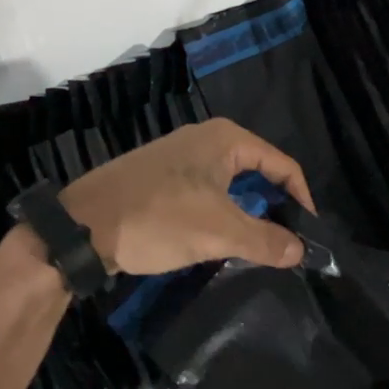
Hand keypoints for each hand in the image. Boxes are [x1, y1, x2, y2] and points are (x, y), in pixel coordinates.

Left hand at [49, 118, 314, 274]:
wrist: (81, 228)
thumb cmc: (157, 219)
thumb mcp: (219, 232)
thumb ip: (265, 240)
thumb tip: (302, 250)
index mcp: (226, 139)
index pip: (282, 164)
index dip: (301, 198)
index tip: (308, 234)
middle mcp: (205, 138)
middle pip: (257, 171)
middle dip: (274, 206)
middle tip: (285, 242)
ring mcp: (179, 155)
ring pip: (230, 183)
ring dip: (246, 212)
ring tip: (256, 246)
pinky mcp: (160, 176)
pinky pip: (206, 190)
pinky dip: (221, 212)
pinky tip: (217, 238)